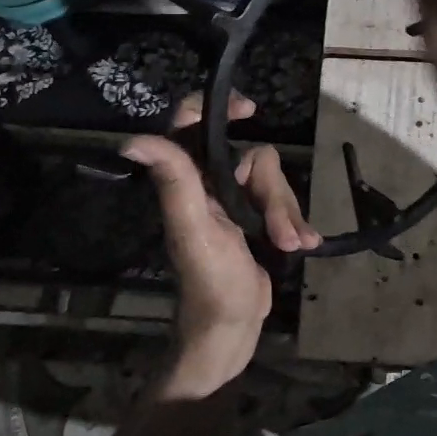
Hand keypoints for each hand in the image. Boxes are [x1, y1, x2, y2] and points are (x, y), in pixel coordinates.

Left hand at [121, 93, 321, 396]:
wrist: (232, 327)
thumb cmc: (210, 282)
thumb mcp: (194, 229)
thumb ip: (174, 182)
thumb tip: (131, 141)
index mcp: (188, 182)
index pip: (192, 125)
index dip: (218, 108)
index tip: (250, 110)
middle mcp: (210, 186)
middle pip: (254, 160)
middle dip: (274, 195)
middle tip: (281, 232)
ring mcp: (236, 204)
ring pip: (274, 183)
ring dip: (288, 214)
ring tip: (292, 245)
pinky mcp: (258, 221)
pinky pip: (285, 204)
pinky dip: (296, 223)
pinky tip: (305, 244)